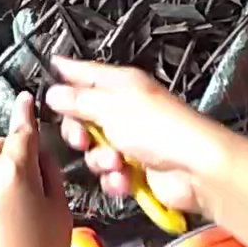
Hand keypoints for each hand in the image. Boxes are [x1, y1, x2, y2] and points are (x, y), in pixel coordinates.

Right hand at [45, 57, 238, 217]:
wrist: (196, 171)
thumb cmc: (163, 129)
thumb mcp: (110, 107)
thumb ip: (78, 100)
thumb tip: (54, 94)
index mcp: (122, 85)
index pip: (86, 73)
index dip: (67, 72)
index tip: (51, 68)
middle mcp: (126, 109)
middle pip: (83, 116)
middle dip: (78, 131)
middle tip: (82, 138)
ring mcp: (131, 139)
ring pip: (94, 149)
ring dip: (100, 159)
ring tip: (116, 161)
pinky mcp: (136, 168)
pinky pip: (109, 173)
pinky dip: (114, 178)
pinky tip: (125, 177)